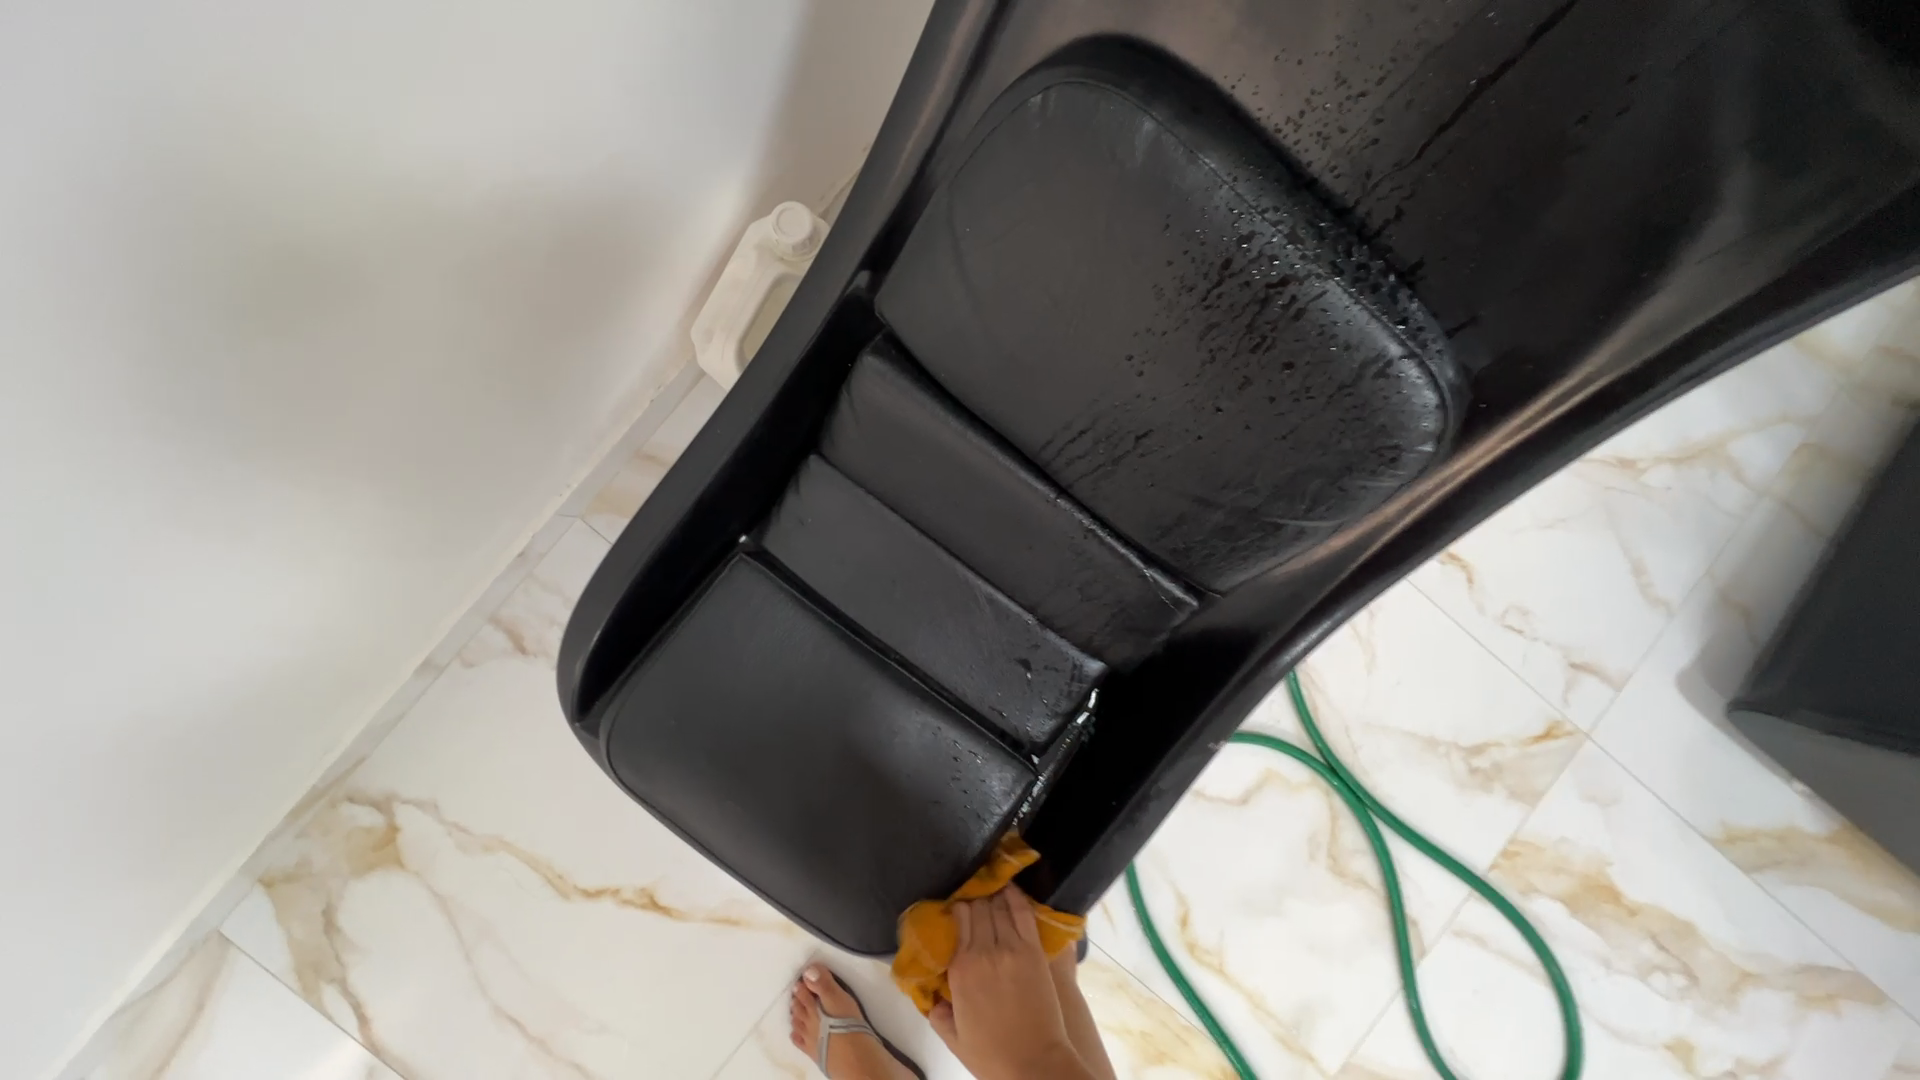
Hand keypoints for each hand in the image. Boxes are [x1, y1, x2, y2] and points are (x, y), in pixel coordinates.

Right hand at [929, 888, 1094, 1079]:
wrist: (1034, 1065)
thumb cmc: (993, 1055)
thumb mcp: (954, 1038)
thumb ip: (937, 1013)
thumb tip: (932, 997)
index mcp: (960, 970)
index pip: (959, 919)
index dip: (959, 909)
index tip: (960, 910)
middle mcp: (983, 952)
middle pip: (978, 907)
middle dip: (976, 900)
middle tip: (978, 901)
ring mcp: (1011, 948)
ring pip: (998, 906)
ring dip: (994, 896)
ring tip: (993, 892)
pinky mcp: (1033, 951)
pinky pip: (1023, 913)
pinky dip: (1016, 897)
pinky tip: (1011, 888)